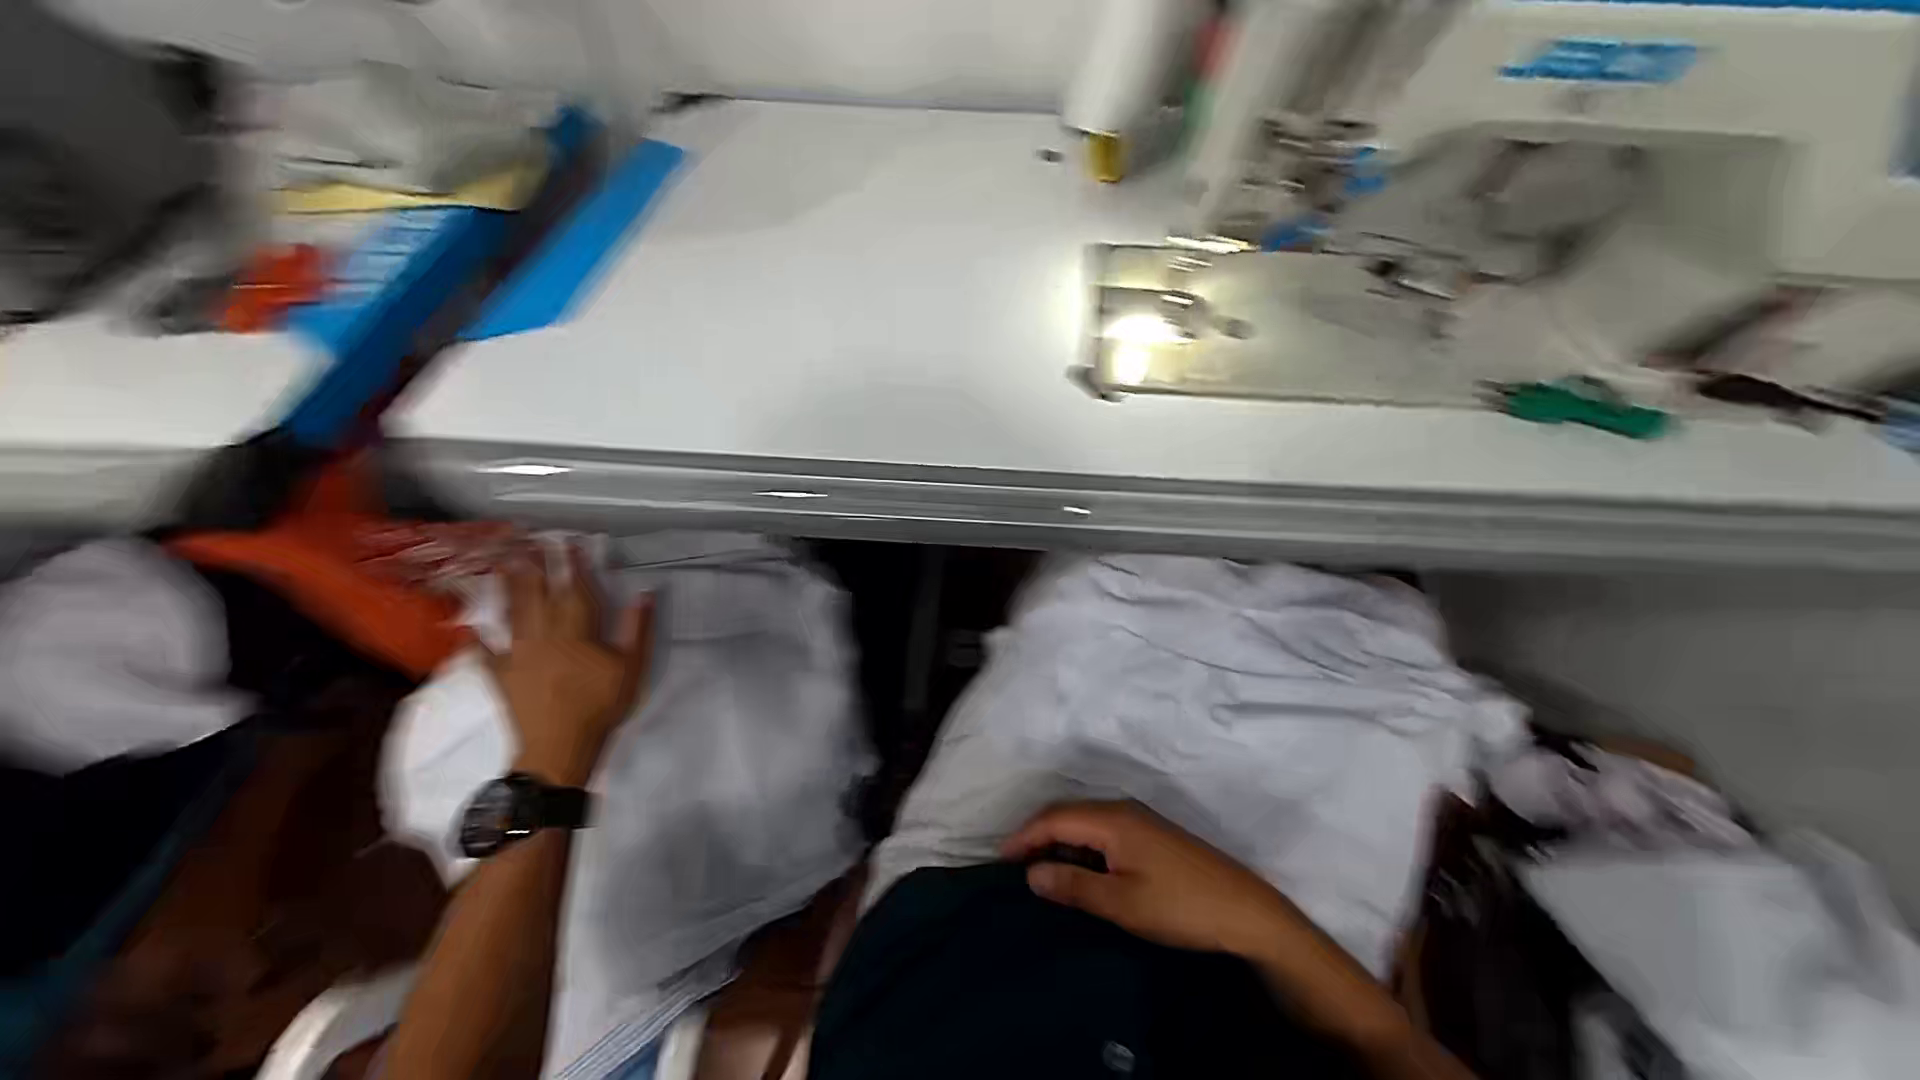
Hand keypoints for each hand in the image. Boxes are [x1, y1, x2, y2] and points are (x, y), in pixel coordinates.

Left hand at [484, 545, 654, 786]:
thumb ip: (637, 630)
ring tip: (500, 565)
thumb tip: (643, 594)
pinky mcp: (500, 676)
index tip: (569, 542)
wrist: (559, 748)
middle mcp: (543, 635)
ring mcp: (517, 655)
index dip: (573, 565)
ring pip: (510, 614)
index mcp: (577, 632)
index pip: (576, 590)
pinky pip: (485, 653)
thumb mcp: (632, 668)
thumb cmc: (600, 706)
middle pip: (538, 595)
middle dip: (534, 566)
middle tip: (525, 541)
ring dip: (506, 588)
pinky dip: (476, 639)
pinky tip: (469, 626)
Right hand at [1005, 801, 1426, 1060]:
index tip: (999, 859)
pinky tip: (1079, 868)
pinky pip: (1102, 830)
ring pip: (1085, 821)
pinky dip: (1080, 845)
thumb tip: (1031, 873)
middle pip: (1068, 813)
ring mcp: (1141, 820)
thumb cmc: (1179, 906)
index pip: (1054, 818)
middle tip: (1014, 864)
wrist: (1247, 912)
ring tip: (1040, 868)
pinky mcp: (1152, 835)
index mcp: (1112, 819)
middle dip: (1037, 834)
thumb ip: (1073, 885)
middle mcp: (1123, 809)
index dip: (1024, 836)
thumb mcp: (1121, 902)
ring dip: (1059, 839)